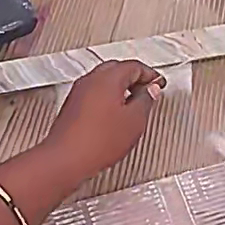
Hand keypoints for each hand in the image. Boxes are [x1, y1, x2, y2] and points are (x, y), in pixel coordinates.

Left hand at [42, 60, 164, 179]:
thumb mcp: (134, 120)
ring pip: (103, 82)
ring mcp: (78, 92)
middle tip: (148, 91)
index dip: (150, 75)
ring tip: (133, 106)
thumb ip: (146, 100)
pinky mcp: (71, 107)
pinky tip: (113, 117)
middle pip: (117, 69)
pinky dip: (106, 99)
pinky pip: (93, 95)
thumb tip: (150, 91)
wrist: (66, 159)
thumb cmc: (95, 141)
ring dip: (120, 89)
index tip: (158, 83)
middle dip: (134, 78)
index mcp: (108, 78)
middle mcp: (90, 81)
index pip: (134, 66)